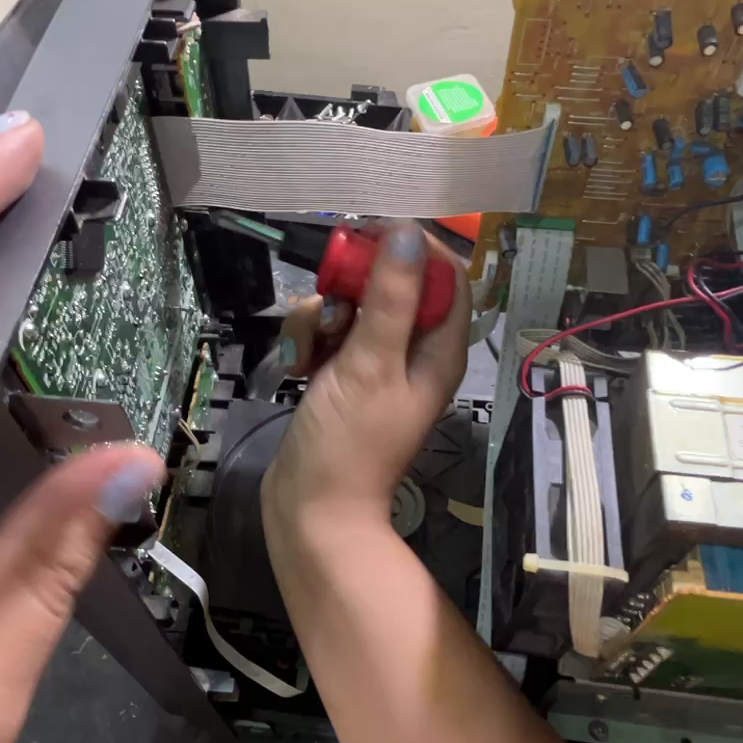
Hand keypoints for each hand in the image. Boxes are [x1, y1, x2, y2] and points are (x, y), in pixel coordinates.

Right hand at [262, 221, 470, 531]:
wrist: (312, 510)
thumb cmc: (348, 442)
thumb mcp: (370, 364)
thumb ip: (390, 299)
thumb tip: (408, 233)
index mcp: (438, 350)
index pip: (445, 278)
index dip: (414, 251)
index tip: (371, 238)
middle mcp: (412, 353)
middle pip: (392, 287)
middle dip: (354, 285)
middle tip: (330, 300)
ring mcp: (374, 366)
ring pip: (352, 308)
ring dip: (323, 315)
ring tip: (308, 350)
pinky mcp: (341, 377)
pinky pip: (330, 336)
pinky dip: (311, 341)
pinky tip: (296, 366)